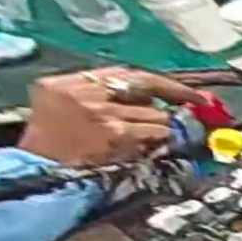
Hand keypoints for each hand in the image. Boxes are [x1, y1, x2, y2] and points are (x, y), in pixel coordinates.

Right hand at [17, 68, 198, 165]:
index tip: (185, 88)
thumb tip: (157, 97)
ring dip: (162, 124)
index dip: (160, 80)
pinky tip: (151, 143)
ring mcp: (100, 111)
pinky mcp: (117, 131)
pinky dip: (162, 137)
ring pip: (155, 112)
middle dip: (176, 92)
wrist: (43, 167)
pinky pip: (157, 130)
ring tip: (149, 134)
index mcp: (67, 82)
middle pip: (143, 85)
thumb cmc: (61, 140)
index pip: (124, 72)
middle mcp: (82, 92)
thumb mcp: (70, 106)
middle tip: (199, 100)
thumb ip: (107, 95)